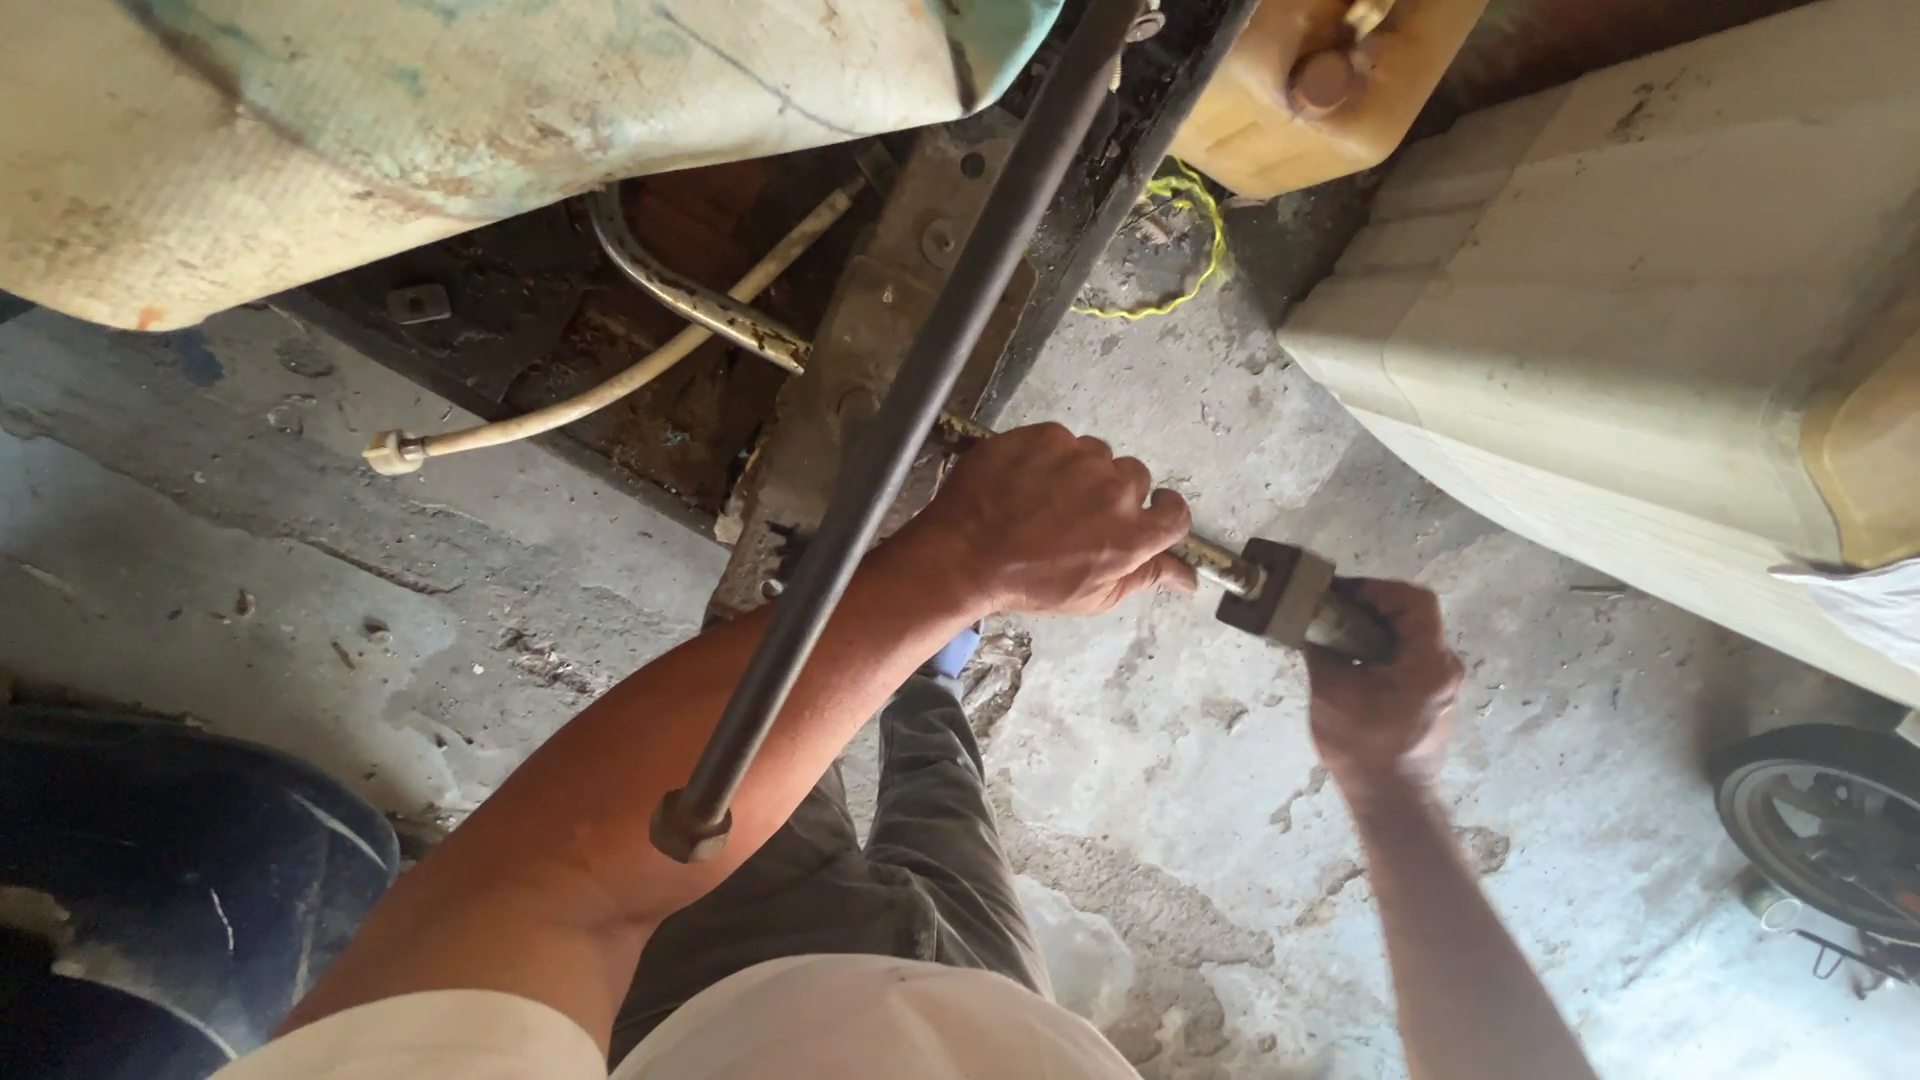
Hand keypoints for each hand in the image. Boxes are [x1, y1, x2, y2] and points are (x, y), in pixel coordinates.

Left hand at [896, 422, 1194, 614]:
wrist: (964, 554)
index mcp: (1132, 534)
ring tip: (1045, 497)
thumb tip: (1188, 578)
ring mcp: (1079, 457)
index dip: (1163, 511)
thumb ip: (1144, 577)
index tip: (1148, 512)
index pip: (1175, 513)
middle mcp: (1115, 489)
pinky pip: (1060, 440)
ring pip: (1096, 455)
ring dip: (1080, 472)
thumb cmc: (1028, 584)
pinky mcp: (1046, 436)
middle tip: (1076, 513)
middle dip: (1112, 493)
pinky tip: (1024, 480)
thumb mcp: (1092, 596)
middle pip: (1134, 478)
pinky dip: (1048, 457)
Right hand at [1306, 579, 1463, 797]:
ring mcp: (1441, 683)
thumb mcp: (1331, 691)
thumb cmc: (1362, 746)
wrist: (1391, 799)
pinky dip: (1378, 647)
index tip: (1340, 595)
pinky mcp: (1430, 696)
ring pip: (1408, 635)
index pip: (1414, 601)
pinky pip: (1406, 656)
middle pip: (1412, 615)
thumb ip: (1322, 649)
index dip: (1376, 589)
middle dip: (1369, 605)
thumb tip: (1308, 623)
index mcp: (1429, 663)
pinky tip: (1348, 659)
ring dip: (1371, 627)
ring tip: (1333, 633)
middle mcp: (1445, 668)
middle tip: (1330, 610)